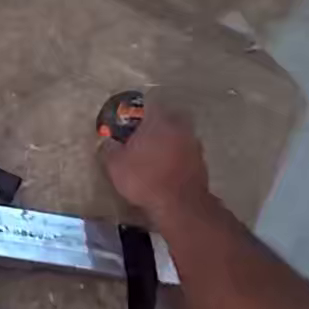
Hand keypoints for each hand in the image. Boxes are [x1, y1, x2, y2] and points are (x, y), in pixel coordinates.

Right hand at [99, 96, 214, 223]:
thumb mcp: (115, 165)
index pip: (150, 104)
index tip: (130, 119)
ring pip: (178, 134)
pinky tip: (165, 168)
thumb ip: (110, 148)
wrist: (178, 205)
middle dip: (156, 123)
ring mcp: (193, 144)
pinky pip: (185, 151)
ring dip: (168, 140)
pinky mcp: (201, 162)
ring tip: (153, 154)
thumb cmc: (143, 178)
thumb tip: (107, 141)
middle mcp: (179, 127)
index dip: (139, 110)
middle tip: (143, 135)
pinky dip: (176, 156)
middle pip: (168, 117)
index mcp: (158, 121)